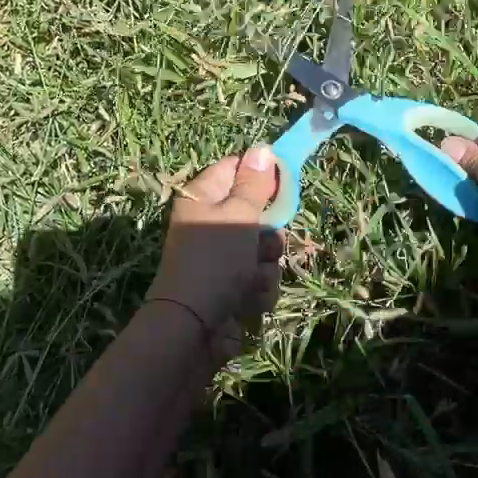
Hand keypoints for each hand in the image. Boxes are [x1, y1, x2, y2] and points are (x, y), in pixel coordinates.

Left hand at [148, 145, 283, 365]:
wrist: (193, 329)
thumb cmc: (214, 261)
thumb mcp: (238, 215)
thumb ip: (254, 184)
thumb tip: (262, 147)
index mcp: (203, 197)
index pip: (236, 169)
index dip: (261, 174)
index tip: (284, 182)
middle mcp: (211, 223)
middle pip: (258, 212)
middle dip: (269, 233)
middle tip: (262, 243)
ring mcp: (223, 257)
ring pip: (264, 249)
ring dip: (265, 265)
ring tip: (251, 278)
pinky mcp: (233, 286)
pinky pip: (260, 277)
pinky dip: (258, 289)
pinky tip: (247, 300)